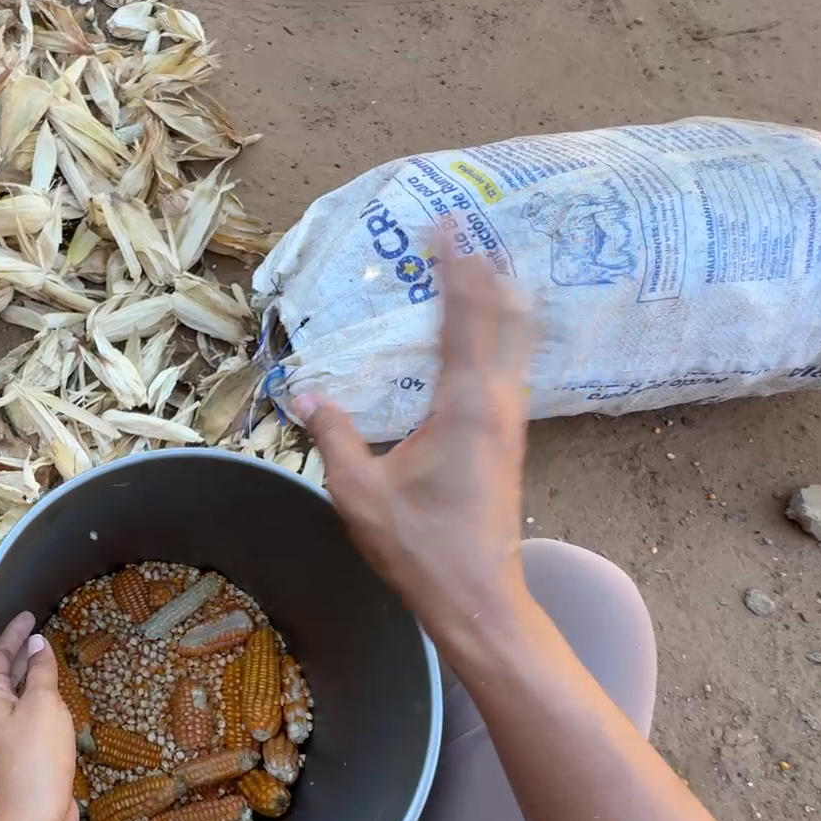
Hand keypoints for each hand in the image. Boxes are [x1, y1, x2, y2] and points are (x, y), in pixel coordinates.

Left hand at [0, 612, 78, 820]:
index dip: (13, 634)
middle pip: (4, 671)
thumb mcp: (42, 703)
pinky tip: (57, 693)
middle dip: (19, 650)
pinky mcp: (27, 748)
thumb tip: (38, 644)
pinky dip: (43, 694)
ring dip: (31, 672)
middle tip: (38, 630)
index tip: (29, 615)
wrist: (37, 815)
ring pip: (19, 691)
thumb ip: (40, 671)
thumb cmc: (36, 754)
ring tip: (47, 654)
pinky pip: (33, 709)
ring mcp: (10, 732)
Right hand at [293, 239, 534, 645]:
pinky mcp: (507, 438)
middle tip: (465, 231)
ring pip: (515, 339)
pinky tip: (481, 333)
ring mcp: (509, 421)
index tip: (447, 225)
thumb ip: (333, 435)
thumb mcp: (358, 490)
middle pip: (504, 316)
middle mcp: (497, 403)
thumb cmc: (417, 545)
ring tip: (477, 265)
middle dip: (485, 268)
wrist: (477, 595)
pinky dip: (497, 331)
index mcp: (463, 406)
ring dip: (497, 297)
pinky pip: (508, 364)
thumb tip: (306, 394)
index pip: (464, 317)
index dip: (457, 266)